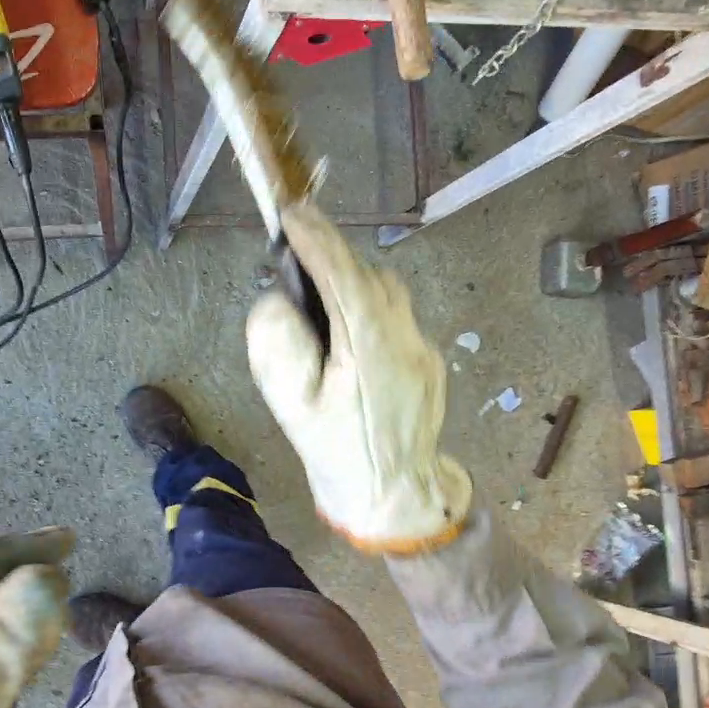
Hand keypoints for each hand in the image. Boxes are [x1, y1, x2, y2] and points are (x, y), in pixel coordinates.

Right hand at [247, 203, 471, 553]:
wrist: (395, 496)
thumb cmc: (336, 454)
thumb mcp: (291, 406)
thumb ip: (279, 345)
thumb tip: (279, 301)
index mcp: (368, 347)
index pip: (342, 275)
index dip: (316, 239)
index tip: (292, 211)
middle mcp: (403, 338)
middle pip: (369, 275)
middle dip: (332, 255)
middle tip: (296, 252)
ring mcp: (423, 349)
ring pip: (389, 292)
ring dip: (353, 280)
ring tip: (320, 295)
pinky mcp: (430, 362)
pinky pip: (398, 317)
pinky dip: (370, 307)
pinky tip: (350, 332)